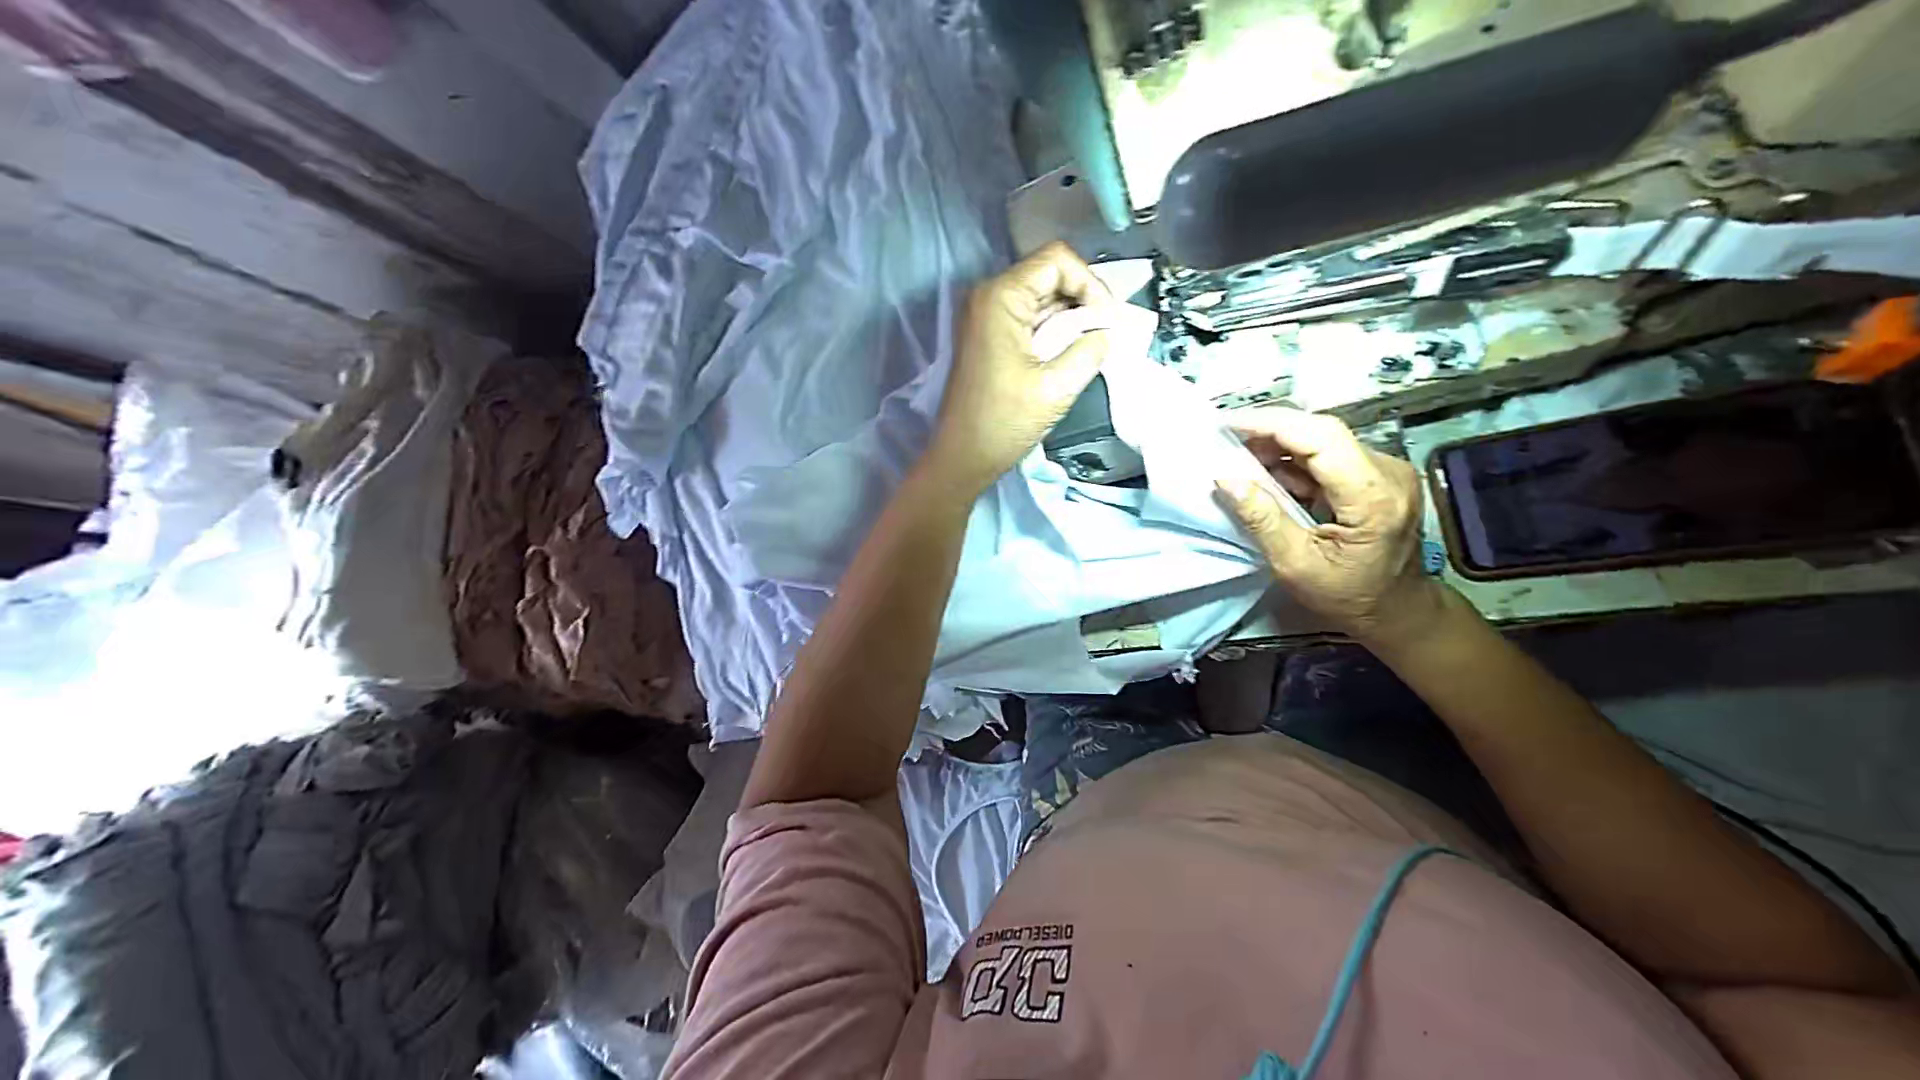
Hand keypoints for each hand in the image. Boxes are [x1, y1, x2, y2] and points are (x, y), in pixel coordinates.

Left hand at [926, 243, 1114, 495]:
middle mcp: (990, 297)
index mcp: (1001, 298)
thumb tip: (1106, 334)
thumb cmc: (1003, 422)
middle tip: (1105, 334)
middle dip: (1083, 299)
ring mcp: (987, 317)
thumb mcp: (1057, 387)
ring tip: (1092, 347)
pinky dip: (1054, 330)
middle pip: (1050, 275)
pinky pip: (1030, 318)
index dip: (1090, 282)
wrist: (962, 456)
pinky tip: (1070, 354)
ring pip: (1042, 297)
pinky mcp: (990, 336)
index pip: (1057, 260)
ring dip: (1071, 317)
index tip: (1106, 319)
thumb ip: (1089, 351)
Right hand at [1213, 408, 1445, 643]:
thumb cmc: (1349, 596)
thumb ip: (1262, 519)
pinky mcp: (1377, 475)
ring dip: (1280, 445)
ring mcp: (1386, 471)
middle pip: (1322, 432)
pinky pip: (1330, 454)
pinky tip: (1268, 472)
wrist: (1397, 610)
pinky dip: (1295, 459)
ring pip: (1324, 440)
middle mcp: (1388, 473)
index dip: (1272, 424)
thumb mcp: (1295, 565)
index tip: (1229, 425)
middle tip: (1228, 440)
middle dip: (1270, 431)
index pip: (1321, 438)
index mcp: (1372, 496)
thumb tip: (1227, 480)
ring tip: (1241, 458)